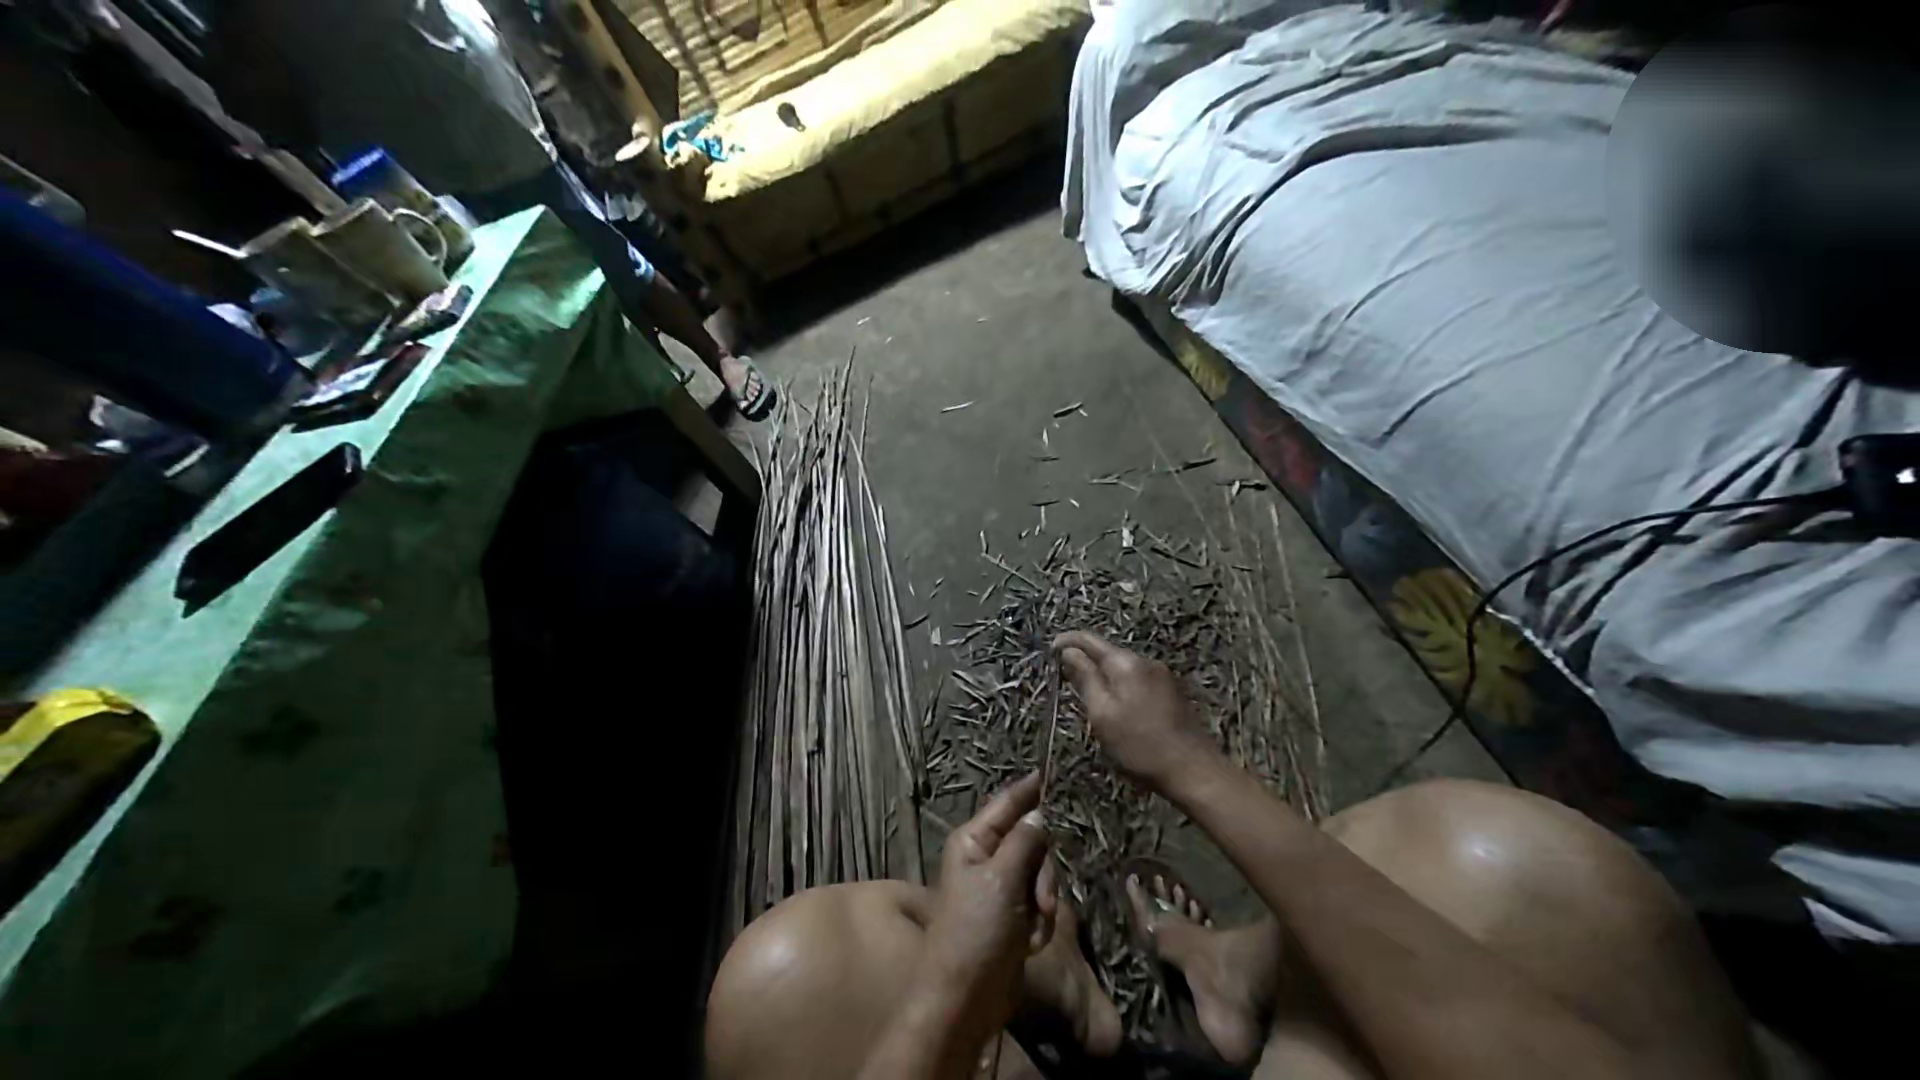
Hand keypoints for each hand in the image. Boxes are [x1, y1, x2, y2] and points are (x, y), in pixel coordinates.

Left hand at [919, 773, 1056, 1048]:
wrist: (966, 999)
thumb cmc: (975, 932)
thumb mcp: (1002, 880)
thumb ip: (1024, 842)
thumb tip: (1038, 812)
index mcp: (973, 841)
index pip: (1005, 804)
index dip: (1027, 790)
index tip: (1048, 772)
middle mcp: (985, 859)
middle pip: (1031, 842)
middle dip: (1043, 874)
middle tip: (1042, 901)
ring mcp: (999, 889)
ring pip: (1040, 876)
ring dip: (1043, 904)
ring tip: (1031, 930)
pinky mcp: (1011, 917)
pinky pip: (1039, 906)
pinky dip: (1039, 925)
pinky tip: (1028, 944)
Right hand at [1053, 631, 1221, 793]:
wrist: (1193, 770)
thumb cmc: (1140, 745)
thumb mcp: (1102, 713)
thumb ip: (1084, 678)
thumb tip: (1068, 652)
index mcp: (1125, 663)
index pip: (1088, 640)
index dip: (1066, 642)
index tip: (1049, 651)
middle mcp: (1145, 661)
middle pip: (1107, 653)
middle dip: (1085, 661)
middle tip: (1065, 681)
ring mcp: (1162, 676)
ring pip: (1122, 668)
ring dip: (1103, 677)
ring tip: (1089, 699)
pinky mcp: (1171, 692)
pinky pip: (1136, 680)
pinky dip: (1121, 687)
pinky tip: (1118, 709)